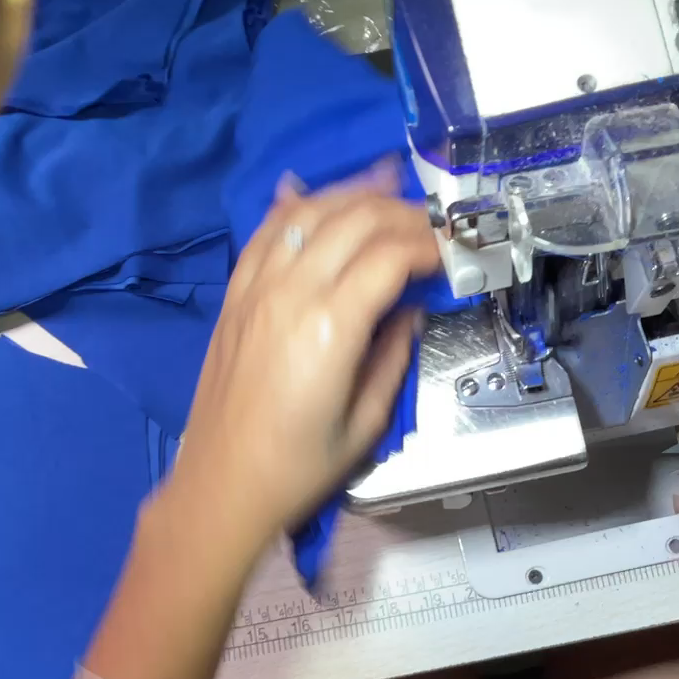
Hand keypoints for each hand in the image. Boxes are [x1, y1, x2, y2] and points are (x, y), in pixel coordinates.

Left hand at [167, 167, 440, 544]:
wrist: (223, 485)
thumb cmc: (299, 467)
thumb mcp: (366, 424)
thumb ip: (394, 357)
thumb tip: (409, 313)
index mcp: (330, 328)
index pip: (390, 257)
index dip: (430, 246)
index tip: (455, 251)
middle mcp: (290, 292)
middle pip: (354, 221)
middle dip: (402, 213)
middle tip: (433, 224)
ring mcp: (255, 287)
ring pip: (309, 212)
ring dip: (354, 196)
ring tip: (390, 193)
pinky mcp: (234, 294)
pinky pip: (267, 231)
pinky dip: (299, 206)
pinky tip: (320, 199)